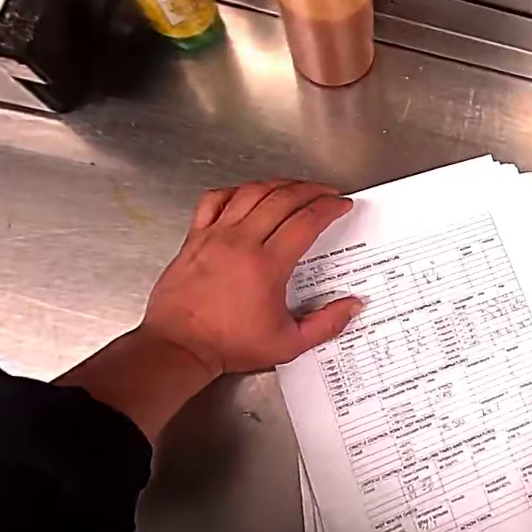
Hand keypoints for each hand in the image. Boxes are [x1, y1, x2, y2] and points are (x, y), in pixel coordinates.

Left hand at [139, 179, 363, 374]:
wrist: (178, 347)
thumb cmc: (229, 345)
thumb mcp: (289, 343)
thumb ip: (327, 324)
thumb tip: (353, 306)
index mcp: (267, 266)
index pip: (306, 221)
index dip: (330, 207)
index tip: (342, 204)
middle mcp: (241, 243)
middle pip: (283, 198)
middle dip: (312, 190)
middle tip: (328, 192)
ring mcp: (215, 236)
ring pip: (252, 192)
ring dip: (280, 184)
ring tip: (296, 188)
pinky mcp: (195, 237)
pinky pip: (215, 199)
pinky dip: (237, 191)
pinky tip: (249, 195)